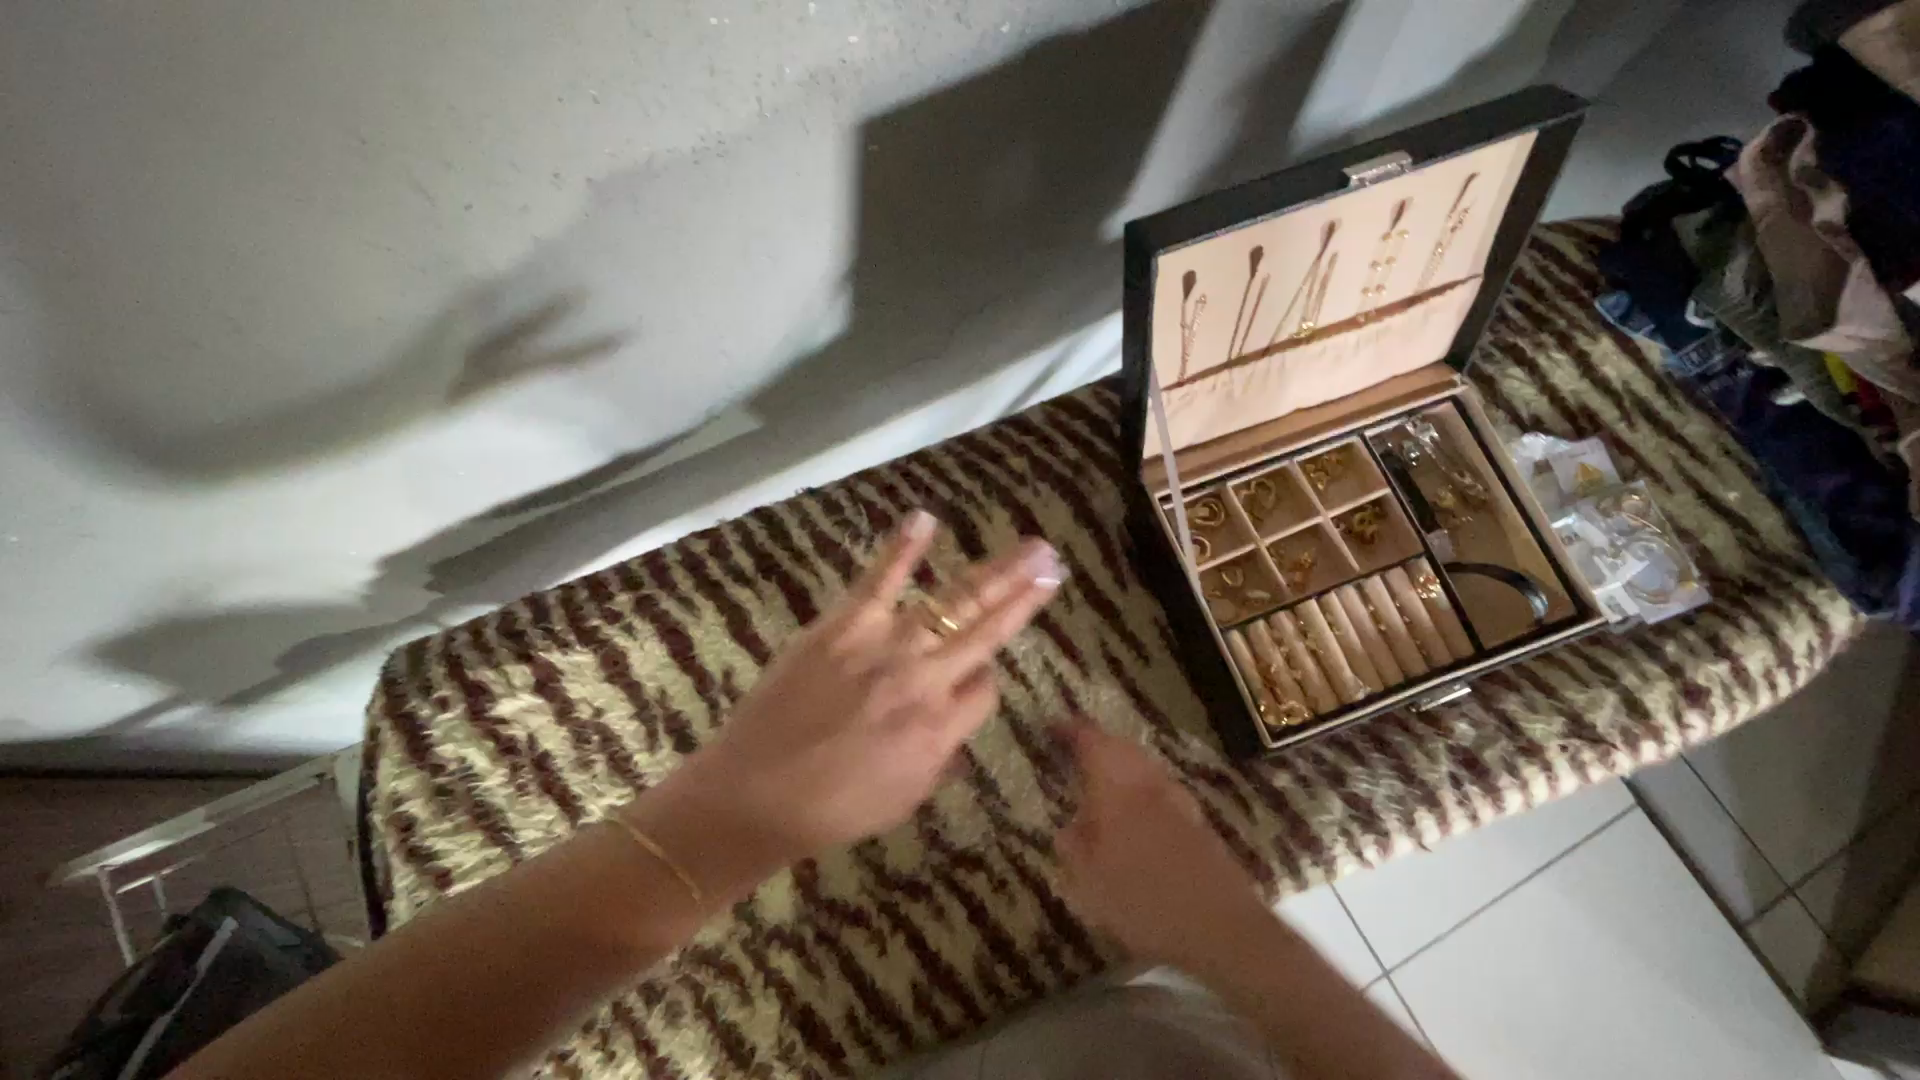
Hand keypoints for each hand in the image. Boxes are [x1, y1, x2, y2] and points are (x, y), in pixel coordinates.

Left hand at [651, 511, 1063, 880]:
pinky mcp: (842, 627)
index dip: (984, 682)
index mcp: (941, 729)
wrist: (753, 796)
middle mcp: (925, 682)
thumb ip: (940, 755)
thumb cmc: (831, 811)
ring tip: (1031, 547)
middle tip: (1054, 567)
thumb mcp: (905, 799)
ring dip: (996, 572)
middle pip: (988, 632)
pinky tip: (925, 518)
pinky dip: (902, 548)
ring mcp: (885, 648)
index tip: (972, 678)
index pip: (986, 689)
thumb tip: (957, 716)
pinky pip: (879, 581)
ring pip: (954, 602)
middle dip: (1025, 598)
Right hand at [1056, 724, 1271, 969]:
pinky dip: (1141, 787)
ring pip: (1144, 766)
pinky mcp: (1197, 823)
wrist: (1220, 926)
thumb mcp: (1088, 881)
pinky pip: (1160, 789)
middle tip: (1075, 747)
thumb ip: (1073, 846)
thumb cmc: (1142, 899)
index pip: (1090, 741)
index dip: (1070, 729)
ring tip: (1101, 777)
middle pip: (1121, 747)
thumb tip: (1069, 827)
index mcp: (1116, 786)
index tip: (1051, 725)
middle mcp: (1148, 782)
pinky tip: (1135, 811)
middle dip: (1097, 742)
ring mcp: (1178, 800)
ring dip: (1121, 763)